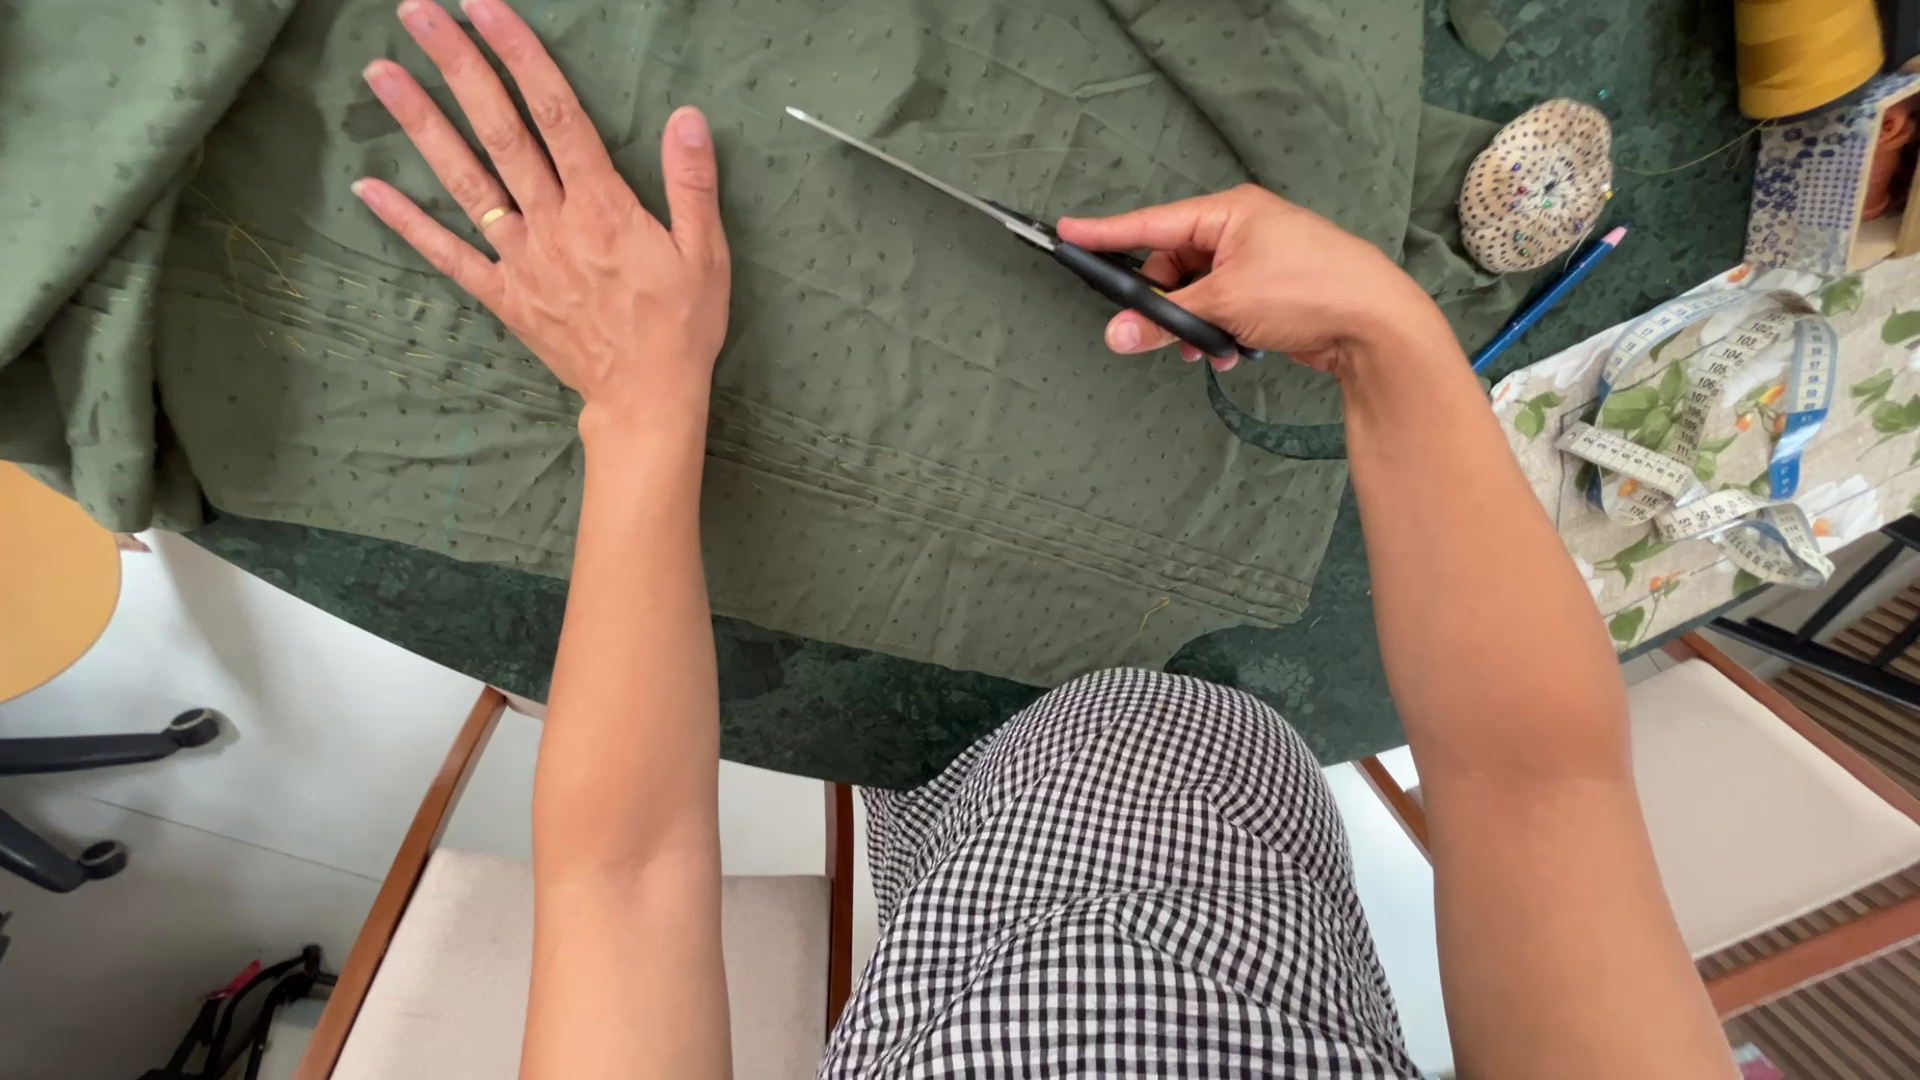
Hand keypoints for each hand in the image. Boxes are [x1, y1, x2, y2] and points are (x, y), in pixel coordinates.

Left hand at [353, 0, 729, 426]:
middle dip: (459, 68)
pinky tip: (369, 189)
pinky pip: (451, 258)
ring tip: (380, 74)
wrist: (649, 398)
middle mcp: (554, 224)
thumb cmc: (684, 328)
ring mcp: (523, 261)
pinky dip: (410, 225)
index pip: (558, 118)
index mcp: (604, 209)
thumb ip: (692, 186)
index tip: (486, 9)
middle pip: (501, 135)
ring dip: (422, 127)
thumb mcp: (707, 257)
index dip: (523, 58)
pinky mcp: (507, 298)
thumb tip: (688, 119)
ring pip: (467, 183)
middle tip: (417, 12)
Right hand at [1057, 185, 1447, 376]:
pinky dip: (1215, 330)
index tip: (1068, 233)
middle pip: (1172, 264)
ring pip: (1195, 292)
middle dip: (1162, 302)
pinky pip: (1220, 307)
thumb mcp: (1223, 303)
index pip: (1151, 222)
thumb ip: (1163, 318)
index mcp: (1228, 212)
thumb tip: (1115, 334)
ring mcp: (1255, 261)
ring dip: (1190, 323)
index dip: (1107, 232)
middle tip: (1150, 330)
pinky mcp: (1267, 291)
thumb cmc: (1303, 290)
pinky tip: (1227, 351)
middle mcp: (1239, 230)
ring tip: (1200, 348)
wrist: (1373, 322)